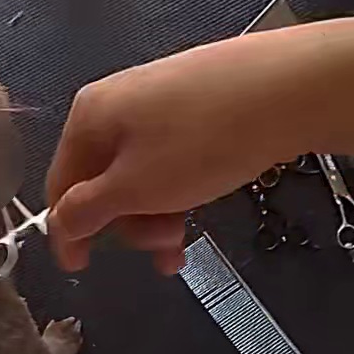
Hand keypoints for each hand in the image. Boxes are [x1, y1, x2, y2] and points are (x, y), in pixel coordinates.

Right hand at [45, 17, 353, 271]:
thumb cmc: (201, 142)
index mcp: (87, 118)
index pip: (60, 184)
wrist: (294, 85)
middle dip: (126, 224)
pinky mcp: (192, 104)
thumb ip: (86, 211)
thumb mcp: (135, 187)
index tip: (81, 268)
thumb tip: (59, 225)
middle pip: (101, 182)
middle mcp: (114, 104)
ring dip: (154, 215)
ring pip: (137, 176)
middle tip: (163, 248)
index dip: (67, 231)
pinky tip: (199, 203)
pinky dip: (175, 192)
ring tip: (186, 234)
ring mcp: (155, 101)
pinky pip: (166, 159)